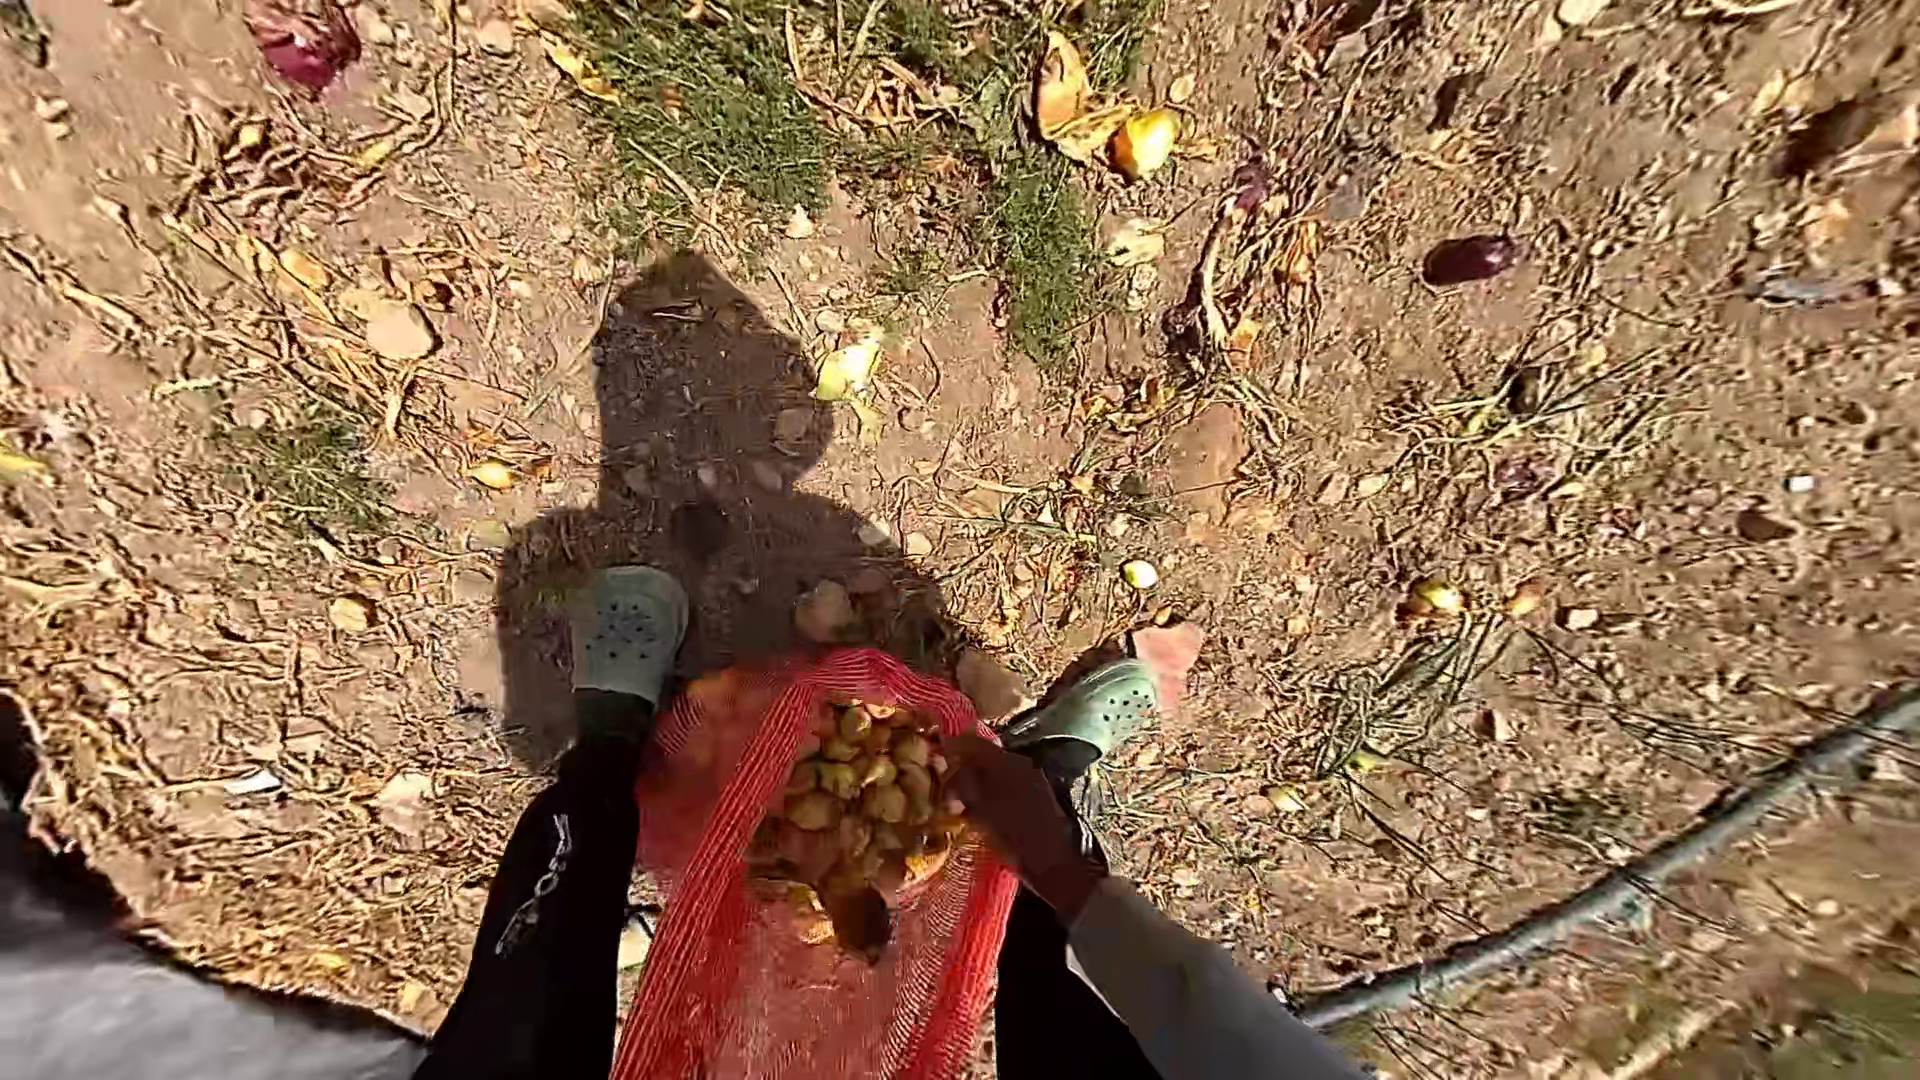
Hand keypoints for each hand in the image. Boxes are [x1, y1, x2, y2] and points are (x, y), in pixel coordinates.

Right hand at [943, 735, 1104, 919]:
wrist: (1054, 868)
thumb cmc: (1016, 838)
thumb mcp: (983, 811)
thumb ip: (963, 784)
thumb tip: (944, 764)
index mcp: (1010, 763)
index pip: (974, 744)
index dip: (952, 746)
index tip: (933, 754)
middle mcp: (1021, 766)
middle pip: (984, 758)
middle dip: (960, 767)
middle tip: (939, 782)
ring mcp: (1030, 782)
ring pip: (993, 774)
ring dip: (972, 783)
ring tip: (952, 801)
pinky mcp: (1033, 800)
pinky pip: (1003, 788)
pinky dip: (986, 795)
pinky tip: (972, 812)